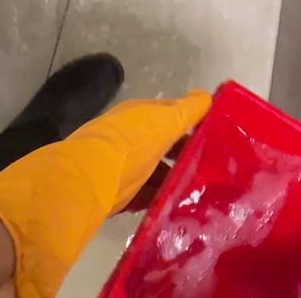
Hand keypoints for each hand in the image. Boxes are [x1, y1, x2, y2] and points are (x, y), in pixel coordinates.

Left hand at [0, 91, 210, 297]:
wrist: (80, 184)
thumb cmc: (127, 146)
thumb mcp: (161, 122)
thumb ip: (185, 110)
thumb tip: (208, 95)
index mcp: (140, 114)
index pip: (174, 113)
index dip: (195, 123)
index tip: (220, 137)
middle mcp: (129, 135)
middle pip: (164, 143)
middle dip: (186, 152)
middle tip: (215, 167)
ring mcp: (120, 165)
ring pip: (155, 169)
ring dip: (174, 177)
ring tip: (200, 190)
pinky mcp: (114, 194)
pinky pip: (144, 193)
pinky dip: (159, 197)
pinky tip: (173, 206)